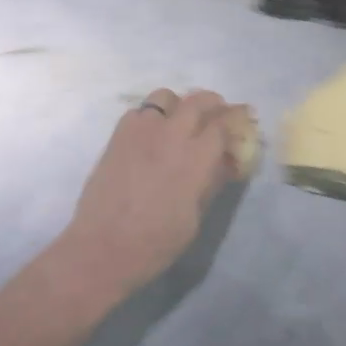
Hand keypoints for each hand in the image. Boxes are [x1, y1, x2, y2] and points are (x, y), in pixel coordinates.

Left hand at [59, 89, 241, 294]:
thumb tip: (226, 161)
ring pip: (165, 97)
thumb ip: (211, 181)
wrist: (102, 249)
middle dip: (213, 102)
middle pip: (197, 101)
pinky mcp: (118, 136)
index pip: (222, 124)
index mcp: (195, 159)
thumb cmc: (155, 243)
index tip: (244, 118)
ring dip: (179, 104)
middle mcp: (170, 136)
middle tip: (219, 111)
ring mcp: (141, 131)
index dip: (236, 118)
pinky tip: (151, 133)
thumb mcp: (195, 217)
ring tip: (181, 118)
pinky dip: (151, 116)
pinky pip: (139, 111)